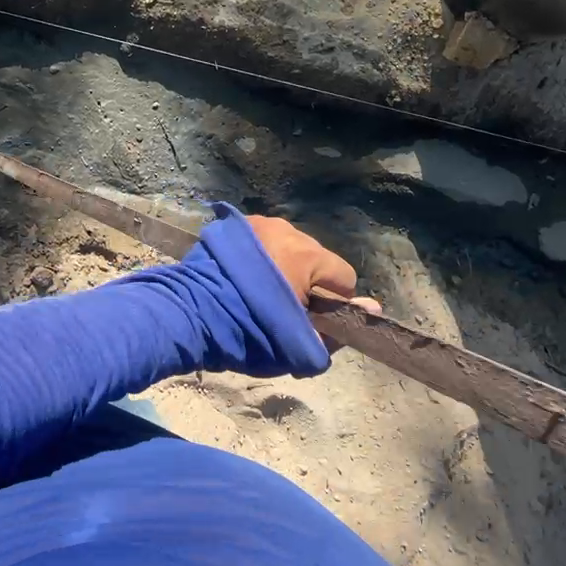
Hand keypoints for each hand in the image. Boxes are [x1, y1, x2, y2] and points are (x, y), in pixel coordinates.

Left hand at [245, 215, 382, 353]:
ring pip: (287, 247)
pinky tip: (244, 275)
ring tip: (260, 290)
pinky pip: (262, 241)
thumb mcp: (303, 341)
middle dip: (307, 280)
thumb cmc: (254, 330)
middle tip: (282, 305)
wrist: (193, 313)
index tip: (311, 317)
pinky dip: (260, 256)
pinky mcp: (234, 225)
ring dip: (283, 265)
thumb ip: (340, 326)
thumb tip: (372, 308)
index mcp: (308, 255)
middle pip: (315, 257)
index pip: (343, 276)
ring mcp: (258, 224)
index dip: (333, 302)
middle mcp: (287, 230)